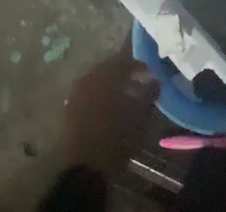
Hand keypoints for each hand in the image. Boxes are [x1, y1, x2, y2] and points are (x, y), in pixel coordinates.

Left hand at [63, 43, 158, 175]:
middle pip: (110, 68)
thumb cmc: (118, 138)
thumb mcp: (142, 115)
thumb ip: (149, 93)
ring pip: (99, 80)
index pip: (126, 60)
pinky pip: (89, 92)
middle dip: (125, 74)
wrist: (87, 166)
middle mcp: (89, 76)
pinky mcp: (71, 106)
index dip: (140, 65)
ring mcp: (77, 91)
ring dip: (112, 85)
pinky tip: (110, 108)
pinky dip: (100, 95)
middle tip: (139, 85)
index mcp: (107, 74)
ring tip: (125, 98)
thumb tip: (154, 79)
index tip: (150, 74)